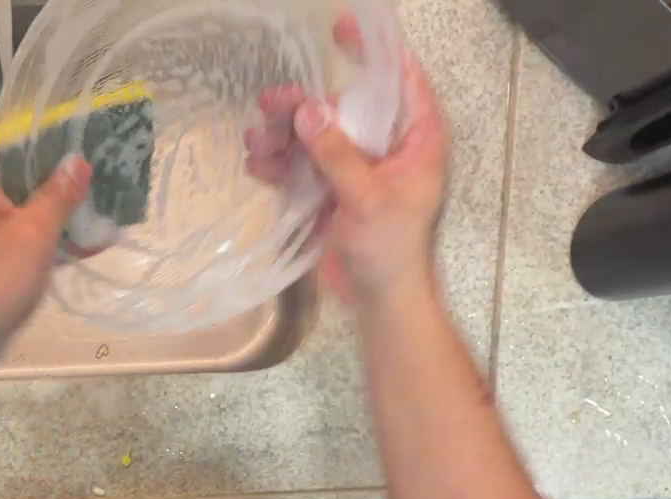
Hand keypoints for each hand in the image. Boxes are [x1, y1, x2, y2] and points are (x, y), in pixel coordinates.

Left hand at [0, 151, 93, 377]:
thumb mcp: (34, 237)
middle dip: (62, 185)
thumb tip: (79, 160)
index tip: (92, 151)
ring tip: (103, 215)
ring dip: (58, 215)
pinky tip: (82, 244)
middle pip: (22, 174)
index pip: (18, 142)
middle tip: (105, 185)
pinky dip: (42, 238)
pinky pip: (16, 232)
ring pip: (22, 206)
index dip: (57, 146)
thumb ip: (58, 196)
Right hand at [244, 44, 449, 308]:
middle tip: (268, 103)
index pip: (398, 77)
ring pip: (318, 139)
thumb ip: (338, 153)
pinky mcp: (334, 195)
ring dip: (284, 139)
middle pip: (345, 108)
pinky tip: (257, 165)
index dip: (371, 50)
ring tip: (254, 142)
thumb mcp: (367, 197)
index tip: (341, 27)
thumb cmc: (391, 250)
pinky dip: (282, 167)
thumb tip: (308, 110)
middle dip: (303, 105)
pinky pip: (306, 170)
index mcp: (416, 137)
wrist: (381, 300)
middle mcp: (388, 147)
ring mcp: (358, 171)